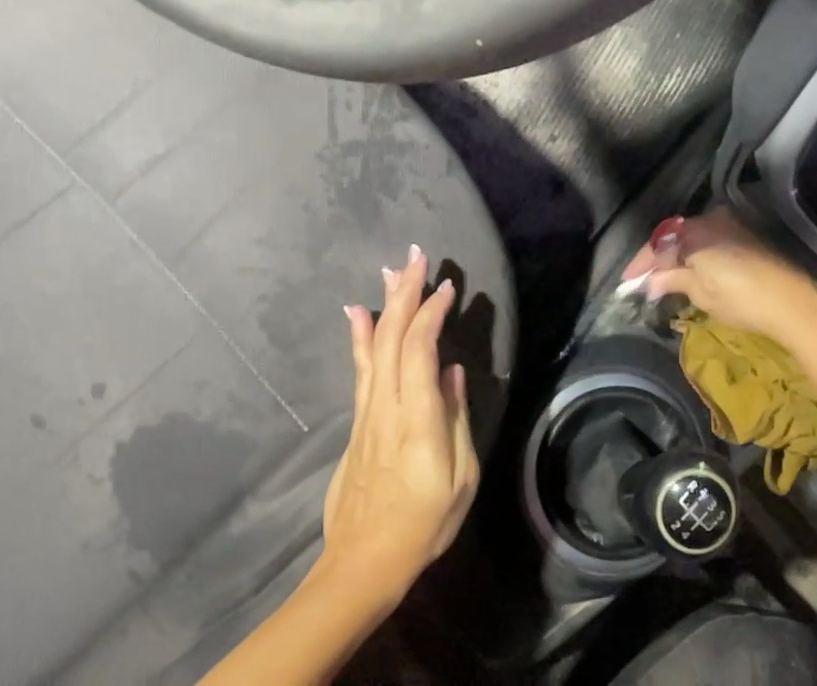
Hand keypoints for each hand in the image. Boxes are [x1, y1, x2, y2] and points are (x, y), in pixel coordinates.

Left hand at [322, 245, 478, 599]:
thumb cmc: (424, 523)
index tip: (447, 286)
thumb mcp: (459, 476)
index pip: (420, 349)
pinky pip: (359, 368)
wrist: (365, 560)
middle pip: (392, 337)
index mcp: (417, 418)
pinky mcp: (357, 423)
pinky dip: (360, 337)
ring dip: (384, 305)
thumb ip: (455, 418)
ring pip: (373, 346)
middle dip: (404, 293)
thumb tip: (450, 372)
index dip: (431, 312)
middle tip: (414, 256)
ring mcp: (367, 412)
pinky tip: (357, 315)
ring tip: (389, 271)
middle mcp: (387, 405)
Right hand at [622, 207, 816, 351]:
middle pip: (675, 237)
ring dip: (678, 255)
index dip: (641, 264)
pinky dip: (697, 254)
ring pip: (694, 237)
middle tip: (644, 280)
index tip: (627, 282)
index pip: (657, 244)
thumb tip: (650, 283)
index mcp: (695, 232)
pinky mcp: (747, 237)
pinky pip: (710, 240)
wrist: (792, 301)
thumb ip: (672, 281)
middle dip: (658, 258)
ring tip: (665, 277)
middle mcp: (711, 221)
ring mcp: (731, 227)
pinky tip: (692, 270)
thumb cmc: (741, 298)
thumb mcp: (701, 293)